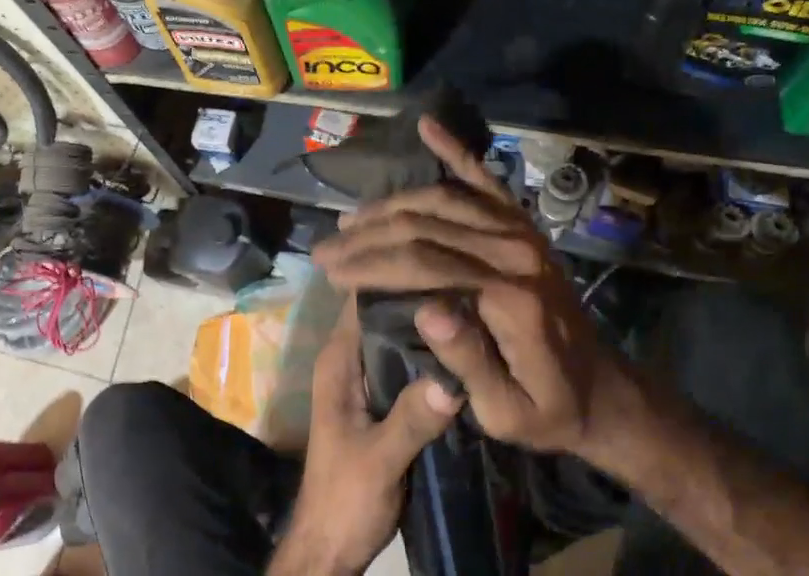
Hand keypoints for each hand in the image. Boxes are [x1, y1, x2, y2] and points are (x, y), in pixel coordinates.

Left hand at [268, 300, 460, 575]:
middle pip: (386, 312)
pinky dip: (432, 356)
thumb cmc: (345, 496)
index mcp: (339, 358)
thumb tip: (454, 376)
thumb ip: (412, 418)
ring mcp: (367, 378)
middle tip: (474, 287)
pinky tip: (466, 352)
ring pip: (400, 337)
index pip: (365, 297)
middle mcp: (350, 358)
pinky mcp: (384, 399)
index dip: (400, 276)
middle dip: (423, 299)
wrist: (331, 543)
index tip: (448, 264)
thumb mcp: (380, 459)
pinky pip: (408, 364)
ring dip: (430, 327)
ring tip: (477, 311)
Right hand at [312, 116, 621, 457]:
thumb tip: (425, 309)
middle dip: (367, 235)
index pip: (423, 263)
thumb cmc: (547, 408)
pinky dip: (454, 150)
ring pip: (442, 198)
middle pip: (425, 225)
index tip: (330, 272)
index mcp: (510, 295)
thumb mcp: (506, 411)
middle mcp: (516, 250)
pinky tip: (426, 127)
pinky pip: (484, 179)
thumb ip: (468, 359)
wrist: (601, 390)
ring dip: (390, 206)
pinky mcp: (523, 224)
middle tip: (324, 249)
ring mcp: (522, 231)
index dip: (370, 264)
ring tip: (349, 220)